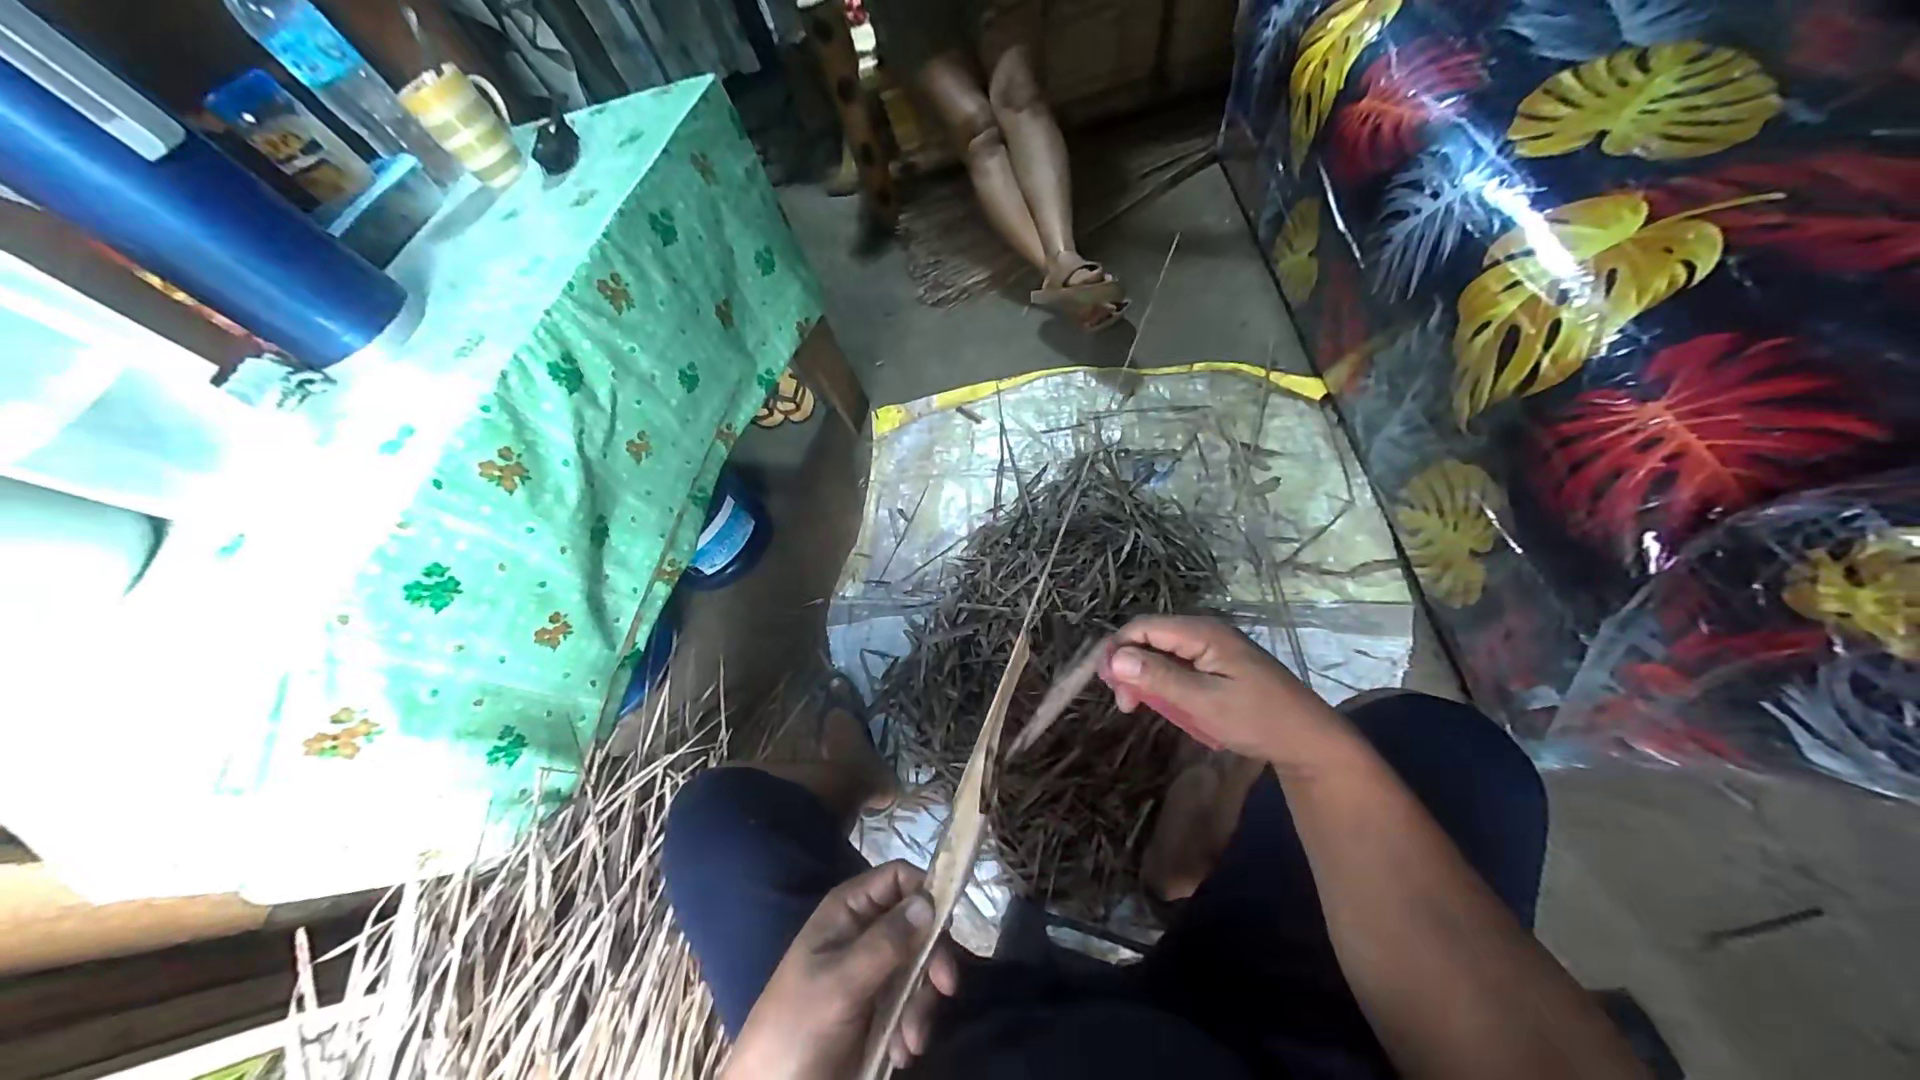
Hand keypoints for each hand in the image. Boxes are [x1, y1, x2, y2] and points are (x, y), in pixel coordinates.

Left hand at [723, 861, 960, 1079]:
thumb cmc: (798, 1028)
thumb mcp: (841, 984)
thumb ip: (886, 942)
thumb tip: (929, 902)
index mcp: (848, 910)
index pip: (898, 878)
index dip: (926, 893)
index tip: (946, 928)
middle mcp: (864, 932)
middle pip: (919, 924)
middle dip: (931, 961)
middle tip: (943, 989)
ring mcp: (872, 970)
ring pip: (921, 966)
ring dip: (923, 1004)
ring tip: (910, 1042)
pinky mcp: (879, 1007)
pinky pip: (913, 1002)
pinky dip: (914, 1026)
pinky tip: (901, 1052)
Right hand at [1099, 615, 1358, 771]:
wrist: (1309, 741)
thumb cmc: (1257, 720)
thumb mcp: (1204, 702)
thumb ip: (1159, 677)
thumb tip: (1115, 657)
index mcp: (1202, 633)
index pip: (1143, 627)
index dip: (1118, 650)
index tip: (1108, 685)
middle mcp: (1205, 632)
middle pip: (1151, 637)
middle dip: (1129, 665)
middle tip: (1125, 704)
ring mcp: (1213, 648)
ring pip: (1162, 652)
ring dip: (1145, 676)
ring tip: (1139, 707)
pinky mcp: (1218, 665)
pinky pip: (1179, 664)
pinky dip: (1164, 682)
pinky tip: (1163, 703)